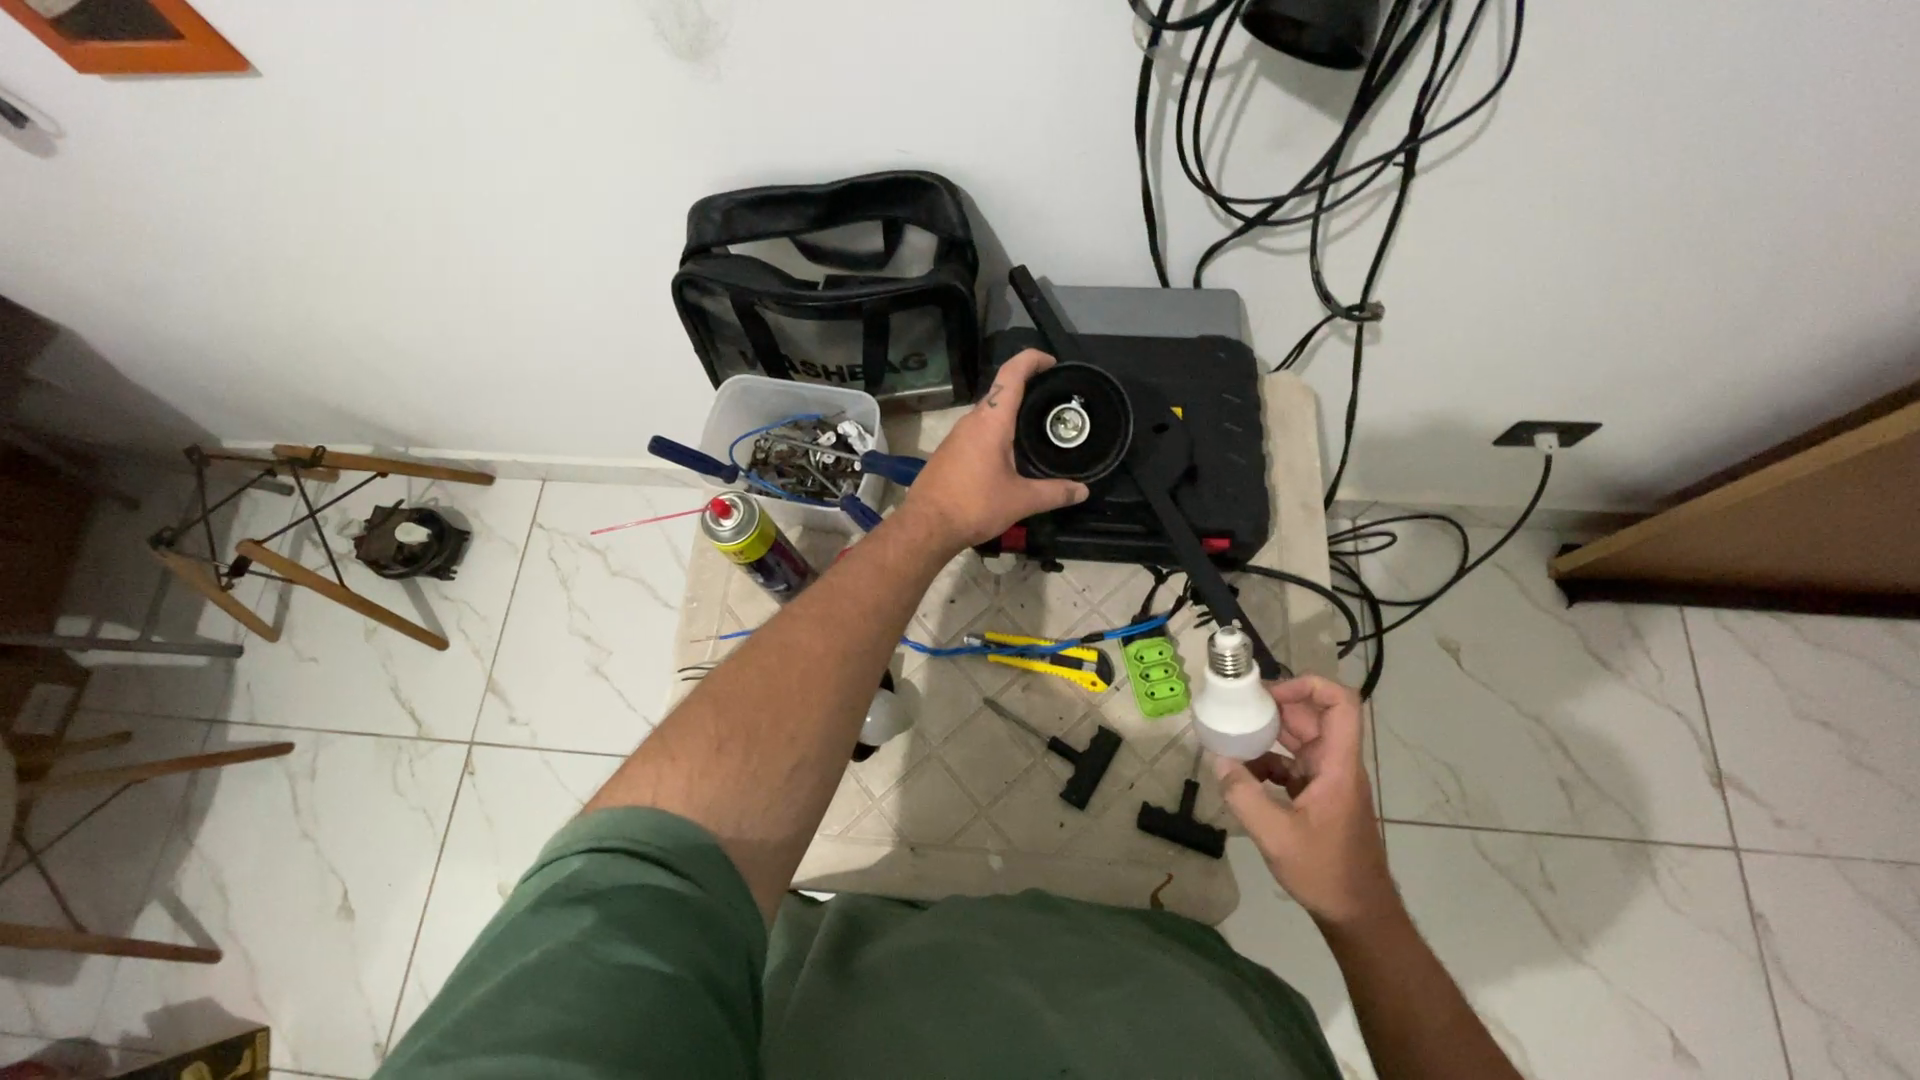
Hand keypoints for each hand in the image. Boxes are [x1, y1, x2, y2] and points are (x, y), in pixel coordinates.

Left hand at [901, 349, 1088, 549]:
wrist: (926, 527)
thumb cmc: (974, 506)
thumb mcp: (1021, 501)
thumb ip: (1054, 493)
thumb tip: (1082, 491)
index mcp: (991, 421)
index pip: (1012, 374)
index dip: (1032, 360)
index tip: (1051, 363)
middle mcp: (971, 421)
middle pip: (1001, 393)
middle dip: (1028, 390)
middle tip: (1054, 401)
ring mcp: (956, 436)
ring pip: (988, 414)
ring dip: (1011, 414)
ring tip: (1038, 428)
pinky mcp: (949, 452)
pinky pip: (978, 432)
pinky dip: (998, 433)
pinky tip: (1011, 454)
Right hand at [1212, 676, 1400, 929]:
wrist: (1358, 913)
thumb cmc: (1326, 872)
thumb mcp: (1276, 836)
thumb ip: (1244, 795)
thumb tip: (1219, 760)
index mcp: (1338, 765)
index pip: (1340, 704)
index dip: (1309, 686)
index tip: (1270, 694)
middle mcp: (1336, 765)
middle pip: (1312, 717)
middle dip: (1275, 707)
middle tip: (1236, 707)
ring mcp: (1328, 781)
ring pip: (1300, 740)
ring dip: (1268, 734)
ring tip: (1231, 733)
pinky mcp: (1318, 798)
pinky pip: (1292, 765)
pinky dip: (1267, 762)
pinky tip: (1241, 771)